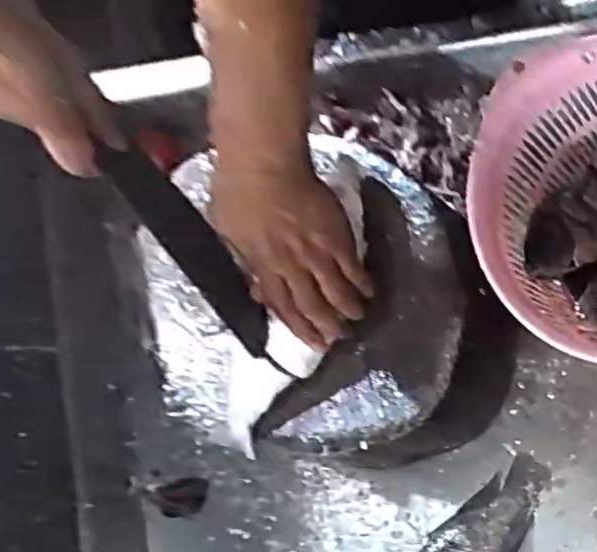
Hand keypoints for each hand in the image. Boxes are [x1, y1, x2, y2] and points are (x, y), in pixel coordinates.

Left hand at [209, 162, 373, 349]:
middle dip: (330, 327)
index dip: (300, 328)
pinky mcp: (338, 241)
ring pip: (338, 294)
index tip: (316, 344)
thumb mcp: (227, 228)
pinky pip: (355, 272)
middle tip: (343, 336)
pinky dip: (364, 285)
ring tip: (358, 316)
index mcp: (261, 263)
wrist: (264, 161)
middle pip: (314, 307)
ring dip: (350, 310)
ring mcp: (316, 254)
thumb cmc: (240, 190)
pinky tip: (369, 292)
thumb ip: (244, 261)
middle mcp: (291, 264)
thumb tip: (257, 290)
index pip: (282, 306)